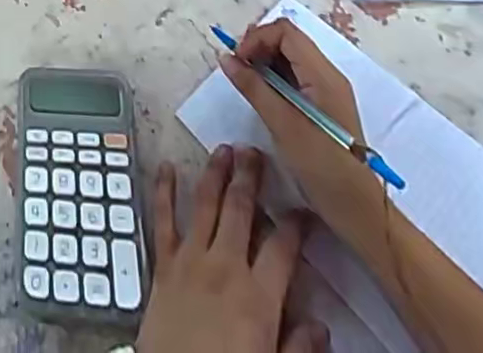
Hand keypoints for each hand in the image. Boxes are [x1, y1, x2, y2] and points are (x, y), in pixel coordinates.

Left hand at [136, 147, 326, 352]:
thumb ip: (298, 350)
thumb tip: (320, 325)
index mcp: (258, 299)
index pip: (284, 249)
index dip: (297, 225)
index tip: (305, 208)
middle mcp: (224, 268)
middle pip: (241, 212)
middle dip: (250, 178)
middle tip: (255, 151)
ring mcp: (190, 261)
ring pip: (205, 205)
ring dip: (215, 174)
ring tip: (223, 149)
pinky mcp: (162, 264)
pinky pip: (162, 220)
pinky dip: (163, 191)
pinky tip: (165, 167)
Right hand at [218, 20, 383, 248]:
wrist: (358, 209)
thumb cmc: (322, 166)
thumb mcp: (282, 124)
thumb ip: (253, 87)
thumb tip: (225, 57)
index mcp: (323, 76)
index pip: (286, 32)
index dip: (256, 38)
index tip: (237, 60)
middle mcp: (327, 76)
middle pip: (287, 39)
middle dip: (257, 45)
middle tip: (237, 68)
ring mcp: (326, 90)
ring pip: (289, 56)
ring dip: (263, 60)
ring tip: (246, 81)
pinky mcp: (321, 104)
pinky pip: (293, 75)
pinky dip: (272, 76)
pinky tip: (261, 94)